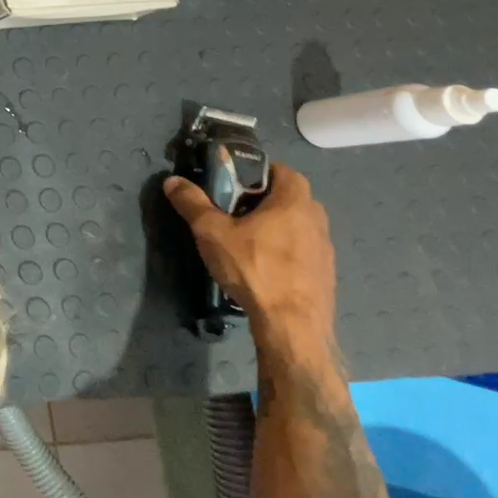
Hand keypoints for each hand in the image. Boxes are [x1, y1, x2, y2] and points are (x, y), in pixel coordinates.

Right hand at [163, 163, 335, 347]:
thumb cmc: (254, 268)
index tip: (235, 179)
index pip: (285, 172)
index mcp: (294, 204)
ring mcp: (324, 250)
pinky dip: (284, 248)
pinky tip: (261, 264)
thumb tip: (173, 181)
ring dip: (275, 224)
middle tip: (233, 207)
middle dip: (263, 198)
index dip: (261, 170)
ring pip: (298, 225)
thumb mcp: (212, 232)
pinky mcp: (324, 274)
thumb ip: (192, 203)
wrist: (293, 326)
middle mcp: (316, 222)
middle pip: (291, 198)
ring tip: (245, 237)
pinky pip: (302, 249)